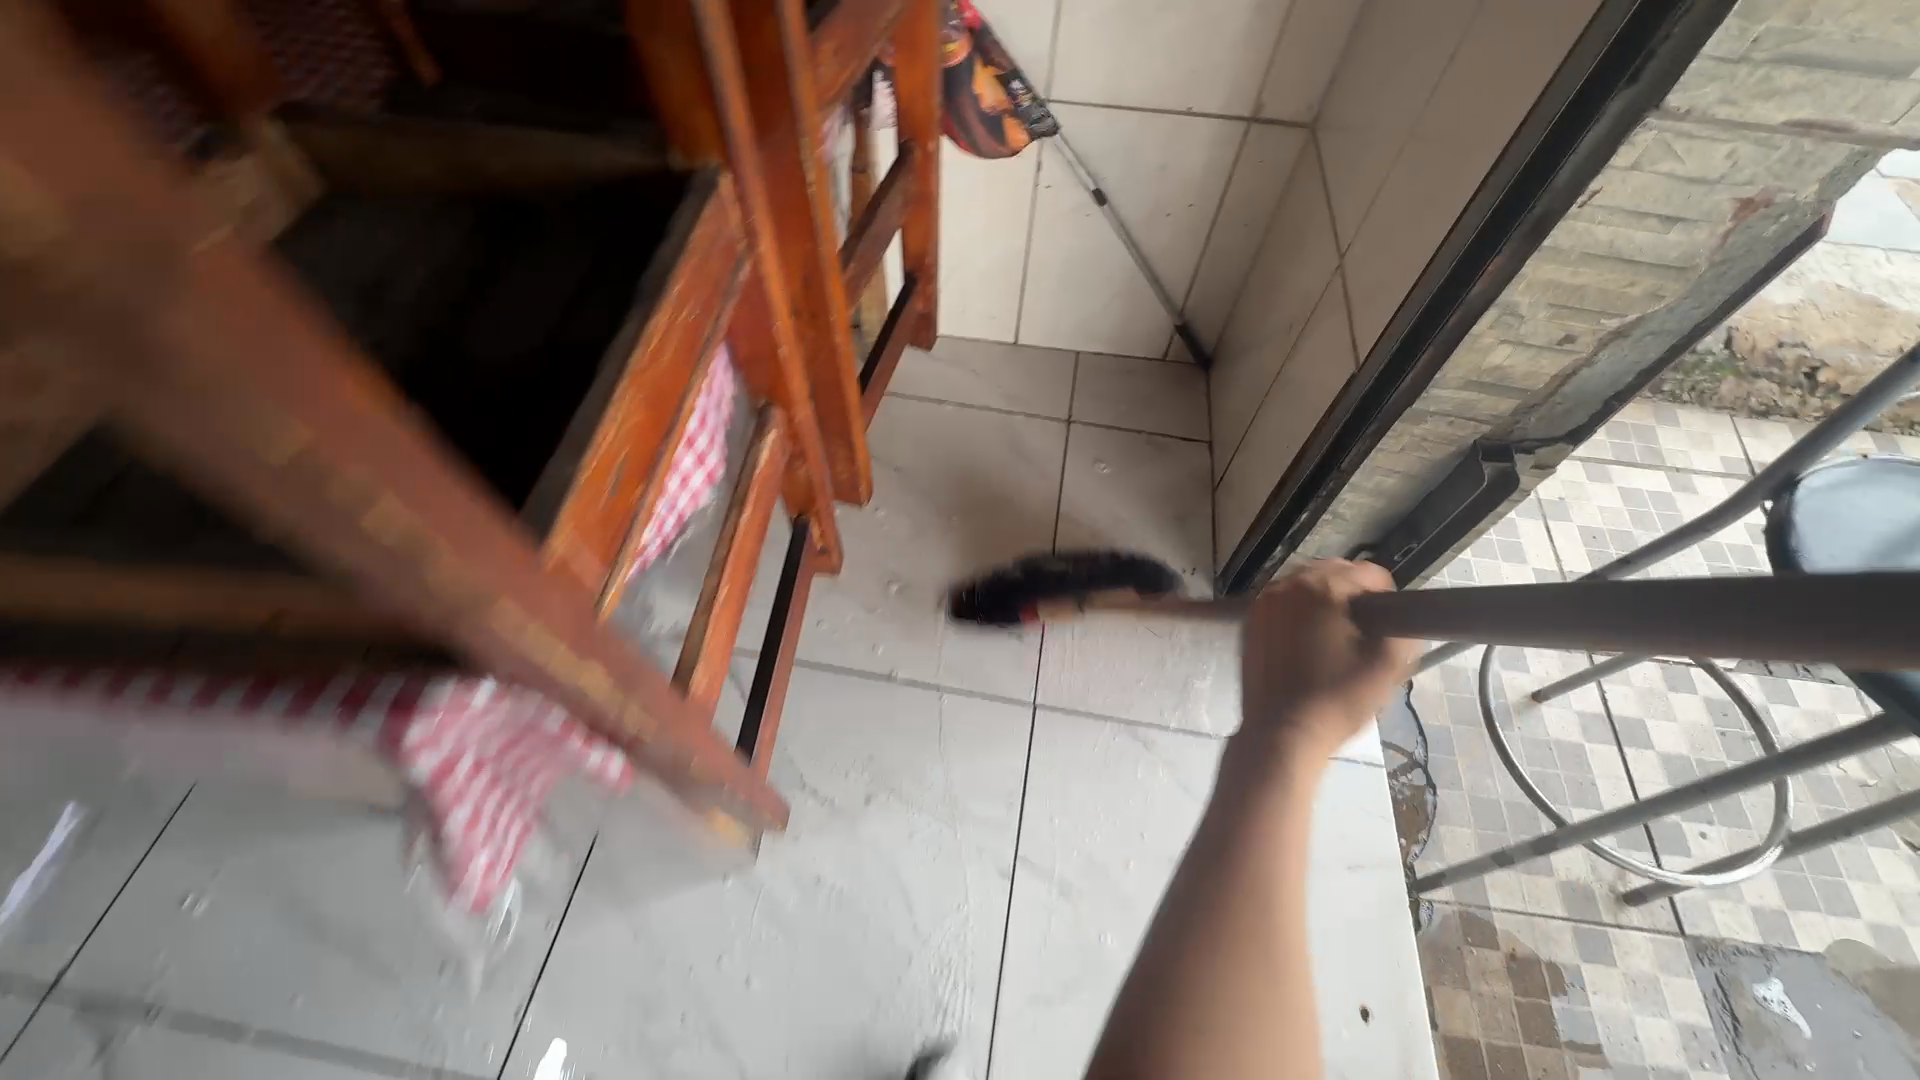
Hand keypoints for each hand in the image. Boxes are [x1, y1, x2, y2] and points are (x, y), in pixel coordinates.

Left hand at [1236, 559, 1416, 760]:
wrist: (1282, 730)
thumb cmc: (1338, 697)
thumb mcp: (1388, 664)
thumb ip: (1402, 628)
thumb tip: (1398, 617)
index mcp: (1323, 587)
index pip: (1369, 572)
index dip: (1386, 597)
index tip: (1389, 623)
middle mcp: (1287, 585)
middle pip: (1332, 573)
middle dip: (1352, 593)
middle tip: (1365, 629)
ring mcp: (1263, 603)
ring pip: (1303, 587)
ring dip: (1323, 601)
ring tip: (1336, 635)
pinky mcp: (1249, 623)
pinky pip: (1281, 605)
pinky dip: (1297, 614)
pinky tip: (1307, 642)